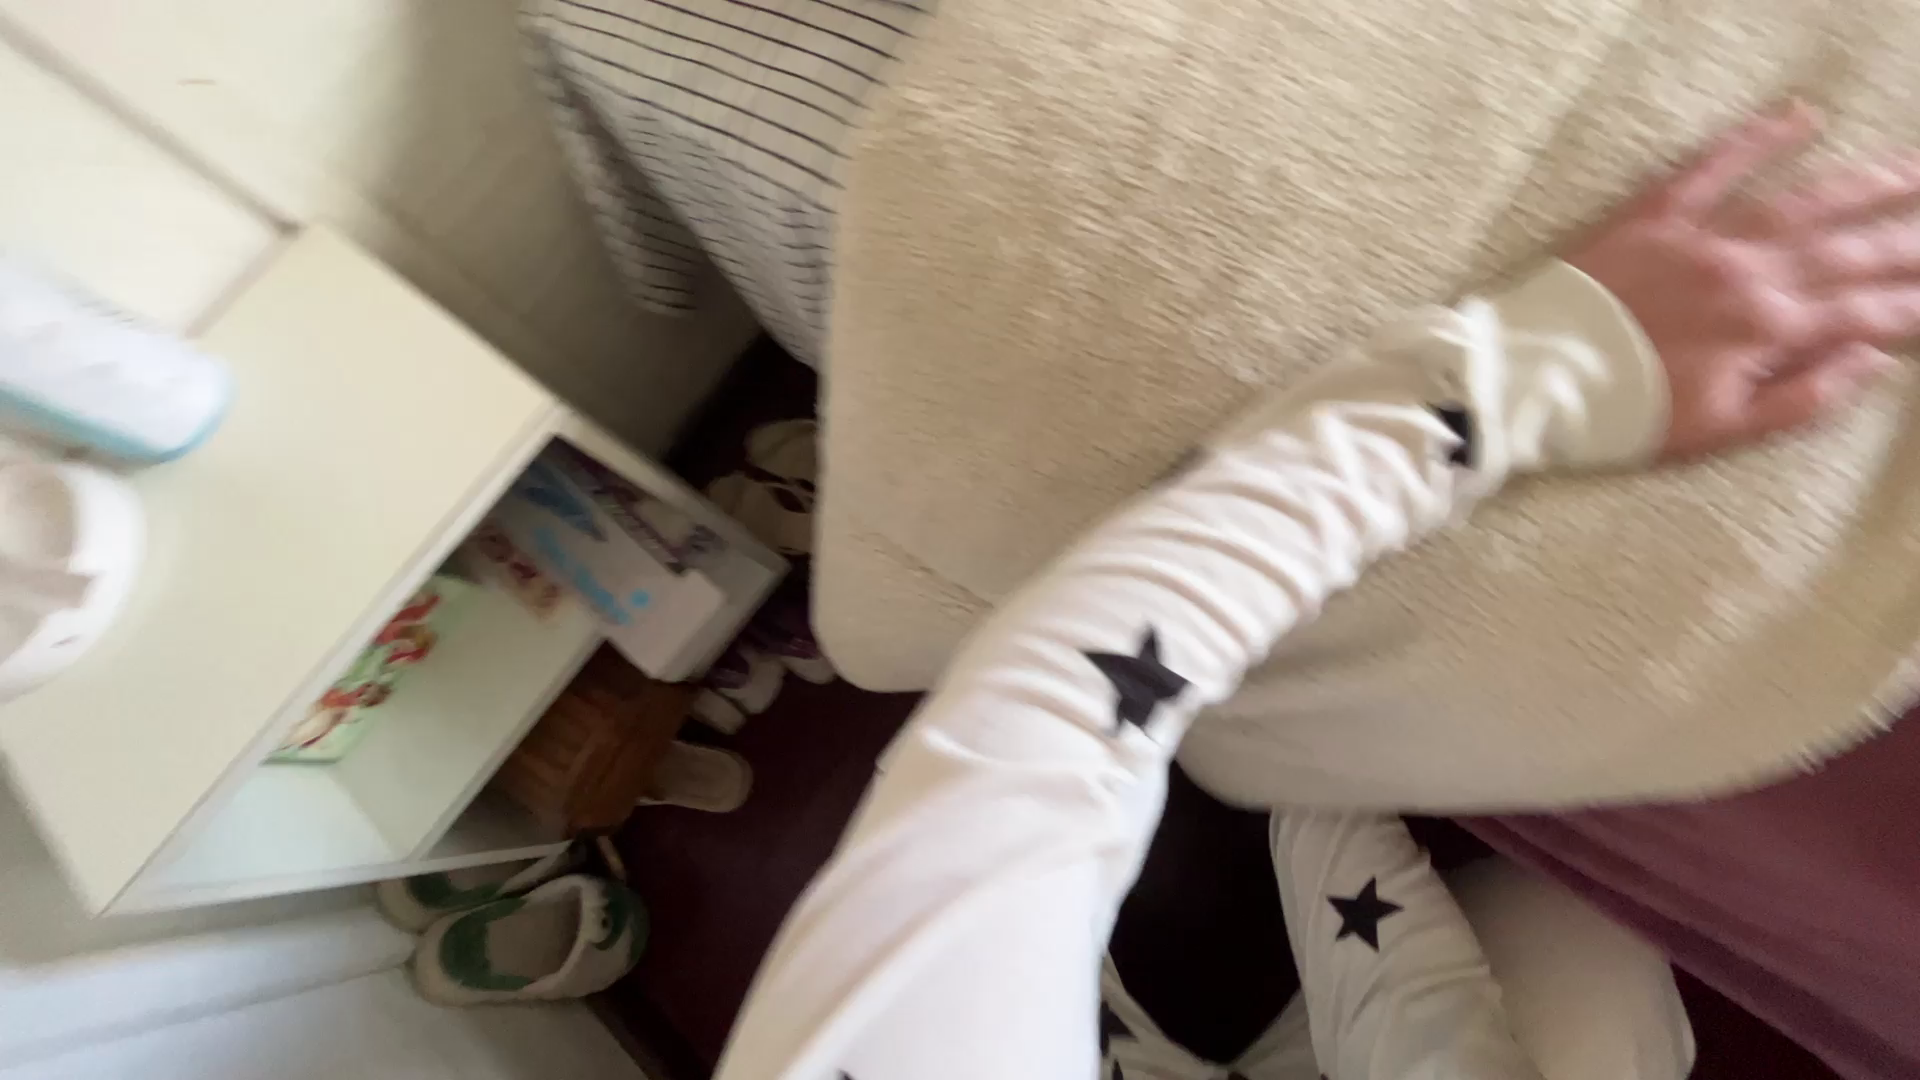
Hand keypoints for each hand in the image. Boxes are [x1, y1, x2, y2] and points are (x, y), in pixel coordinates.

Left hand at [1567, 102, 1916, 460]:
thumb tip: (1868, 361)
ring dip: (1870, 184)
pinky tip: (1798, 117)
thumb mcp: (1705, 432)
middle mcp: (1745, 275)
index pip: (1868, 311)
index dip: (1914, 305)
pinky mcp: (1641, 224)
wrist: (1512, 385)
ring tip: (1917, 173)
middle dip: (1913, 243)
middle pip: (1853, 251)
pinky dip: (1754, 140)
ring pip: (1804, 203)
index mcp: (1765, 330)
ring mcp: (1694, 243)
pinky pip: (1708, 170)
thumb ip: (1796, 401)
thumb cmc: (1604, 417)